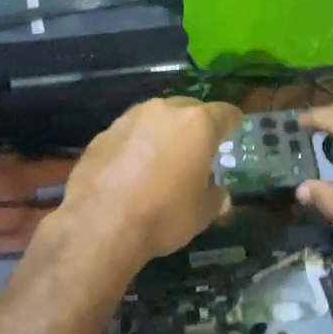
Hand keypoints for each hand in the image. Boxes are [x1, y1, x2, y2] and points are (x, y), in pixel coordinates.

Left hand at [58, 97, 243, 262]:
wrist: (100, 223)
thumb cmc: (163, 216)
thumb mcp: (201, 214)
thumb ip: (214, 198)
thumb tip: (220, 196)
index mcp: (197, 125)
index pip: (226, 113)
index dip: (233, 125)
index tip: (233, 135)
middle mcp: (163, 111)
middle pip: (188, 110)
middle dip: (196, 127)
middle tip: (196, 152)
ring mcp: (129, 119)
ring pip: (155, 119)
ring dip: (163, 133)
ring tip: (162, 160)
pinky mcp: (102, 134)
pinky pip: (129, 134)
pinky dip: (135, 146)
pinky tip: (132, 170)